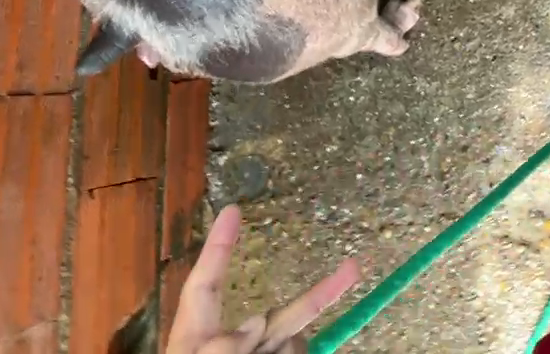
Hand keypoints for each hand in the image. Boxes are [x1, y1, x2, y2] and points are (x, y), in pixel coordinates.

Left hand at [167, 205, 362, 353]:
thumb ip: (217, 351)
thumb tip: (253, 323)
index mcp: (193, 345)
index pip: (205, 288)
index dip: (219, 248)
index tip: (235, 209)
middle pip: (274, 319)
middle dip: (319, 295)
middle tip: (356, 266)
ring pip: (288, 343)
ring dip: (296, 346)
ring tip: (322, 300)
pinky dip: (304, 350)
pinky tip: (313, 346)